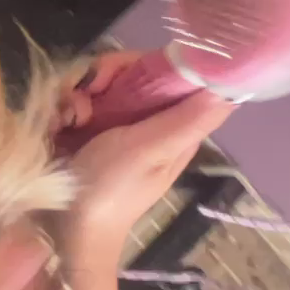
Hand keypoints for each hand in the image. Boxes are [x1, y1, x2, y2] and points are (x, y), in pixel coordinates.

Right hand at [63, 86, 232, 264]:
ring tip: (67, 119)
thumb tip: (231, 86)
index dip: (143, 64)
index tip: (116, 75)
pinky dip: (61, 108)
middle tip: (83, 96)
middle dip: (98, 78)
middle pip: (126, 73)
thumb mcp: (148, 151)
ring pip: (94, 85)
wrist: (67, 226)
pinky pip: (71, 101)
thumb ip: (184, 120)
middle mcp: (143, 118)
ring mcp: (110, 124)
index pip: (168, 73)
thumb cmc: (112, 188)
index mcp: (172, 124)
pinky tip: (57, 125)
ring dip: (74, 95)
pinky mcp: (81, 130)